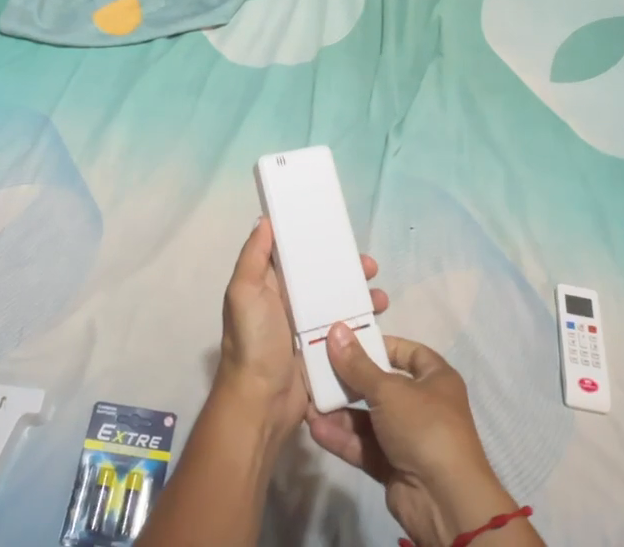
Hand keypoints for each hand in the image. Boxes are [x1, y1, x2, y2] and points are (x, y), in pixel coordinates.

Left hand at [216, 218, 387, 436]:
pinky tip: (379, 317)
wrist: (262, 402)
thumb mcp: (243, 293)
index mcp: (268, 286)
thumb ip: (253, 257)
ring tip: (380, 295)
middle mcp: (289, 303)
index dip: (313, 241)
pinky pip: (348, 329)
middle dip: (346, 268)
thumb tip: (264, 220)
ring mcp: (308, 328)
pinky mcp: (325, 350)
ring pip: (339, 301)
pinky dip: (365, 321)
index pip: (293, 255)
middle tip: (370, 265)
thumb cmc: (253, 341)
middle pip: (322, 277)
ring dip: (361, 294)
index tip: (338, 231)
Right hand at [306, 328, 522, 546]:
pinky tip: (316, 429)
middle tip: (316, 371)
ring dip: (340, 413)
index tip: (348, 342)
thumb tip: (336, 329)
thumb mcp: (388, 390)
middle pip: (381, 386)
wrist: (444, 498)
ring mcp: (408, 437)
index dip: (380, 345)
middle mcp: (423, 405)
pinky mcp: (393, 465)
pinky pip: (365, 446)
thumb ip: (357, 365)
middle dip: (349, 382)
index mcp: (436, 379)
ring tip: (308, 403)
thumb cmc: (424, 426)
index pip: (408, 353)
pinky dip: (343, 438)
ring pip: (368, 419)